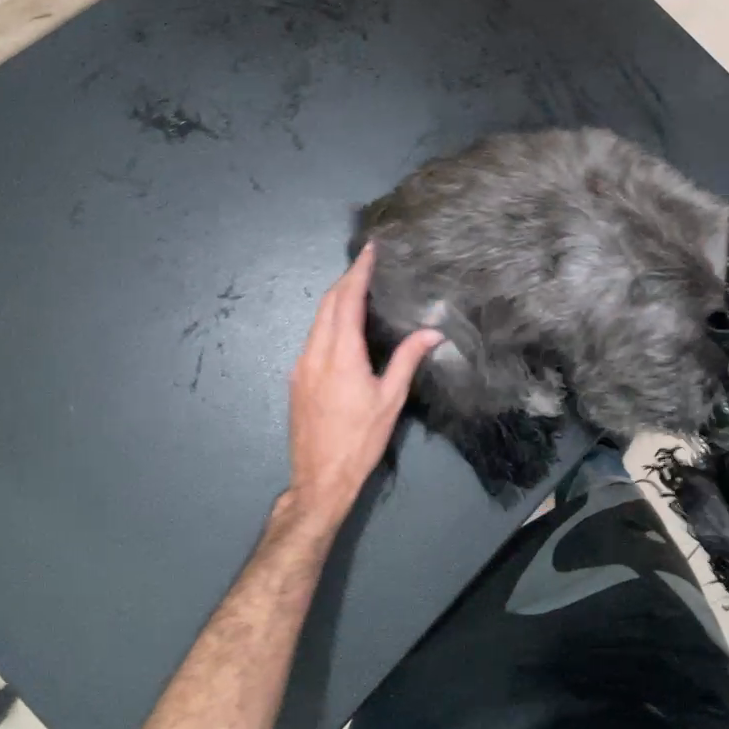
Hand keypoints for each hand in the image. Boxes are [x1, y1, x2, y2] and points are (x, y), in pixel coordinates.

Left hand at [284, 243, 441, 529]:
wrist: (319, 479)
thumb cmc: (361, 440)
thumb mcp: (391, 400)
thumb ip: (407, 360)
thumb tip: (433, 331)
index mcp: (341, 354)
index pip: (348, 300)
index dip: (359, 272)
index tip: (370, 250)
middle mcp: (315, 352)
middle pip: (328, 303)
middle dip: (346, 279)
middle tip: (367, 262)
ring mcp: (301, 365)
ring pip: (317, 319)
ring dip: (336, 298)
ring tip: (358, 286)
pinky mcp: (296, 378)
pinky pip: (312, 336)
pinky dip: (328, 320)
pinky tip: (343, 324)